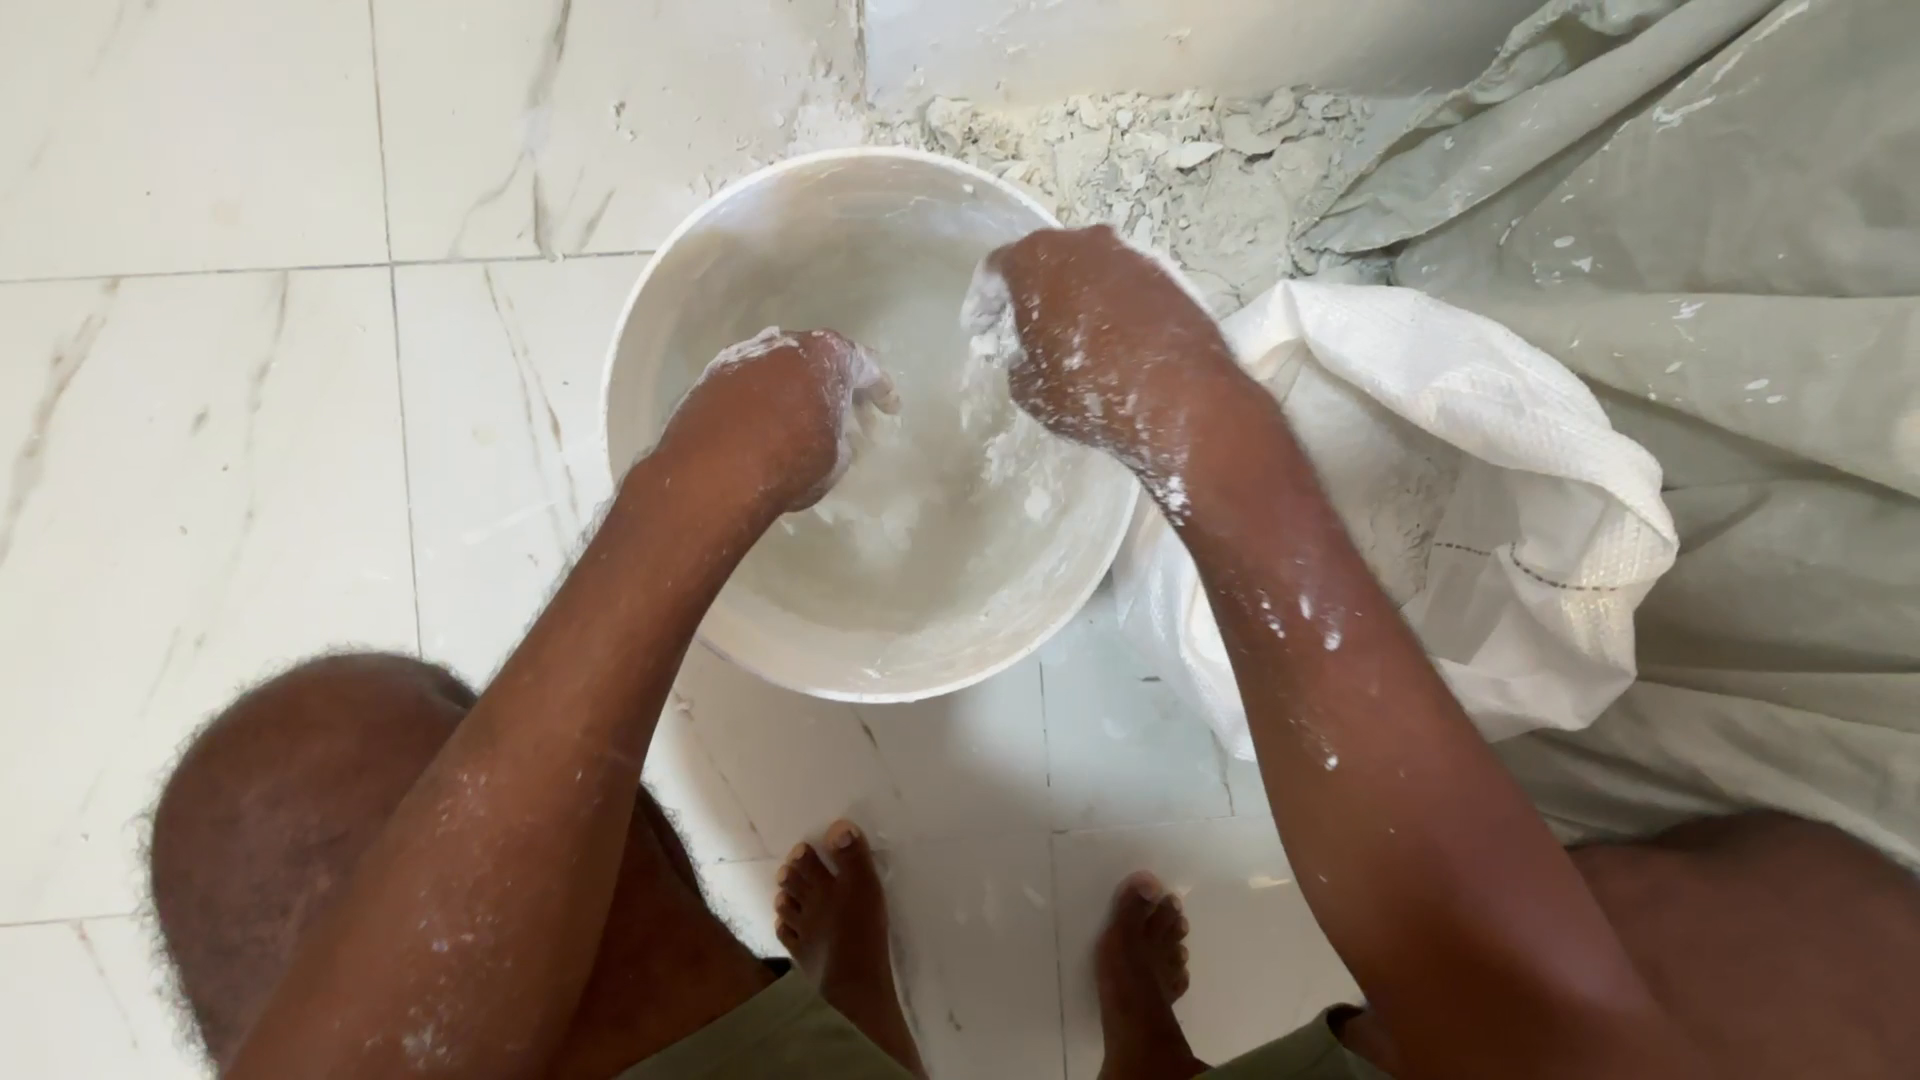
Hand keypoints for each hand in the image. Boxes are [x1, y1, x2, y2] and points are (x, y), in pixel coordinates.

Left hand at [658, 327, 896, 512]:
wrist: (713, 473)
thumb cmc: (791, 462)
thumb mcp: (837, 457)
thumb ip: (842, 435)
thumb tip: (832, 432)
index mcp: (828, 355)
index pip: (865, 366)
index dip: (881, 390)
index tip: (890, 409)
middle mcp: (786, 342)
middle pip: (820, 358)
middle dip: (836, 384)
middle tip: (849, 412)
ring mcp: (744, 354)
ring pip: (781, 366)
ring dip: (796, 387)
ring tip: (802, 416)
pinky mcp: (711, 375)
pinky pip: (751, 382)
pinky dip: (763, 398)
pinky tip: (764, 421)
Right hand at [965, 226, 1248, 495]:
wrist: (1178, 396)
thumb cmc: (1086, 389)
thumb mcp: (1029, 390)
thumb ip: (1018, 362)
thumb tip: (1028, 355)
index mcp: (1036, 259)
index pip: (994, 270)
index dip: (981, 303)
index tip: (978, 330)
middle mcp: (1084, 241)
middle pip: (1044, 263)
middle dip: (1030, 296)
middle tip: (1022, 331)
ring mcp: (1131, 253)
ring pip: (1088, 272)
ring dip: (1074, 300)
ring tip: (1071, 339)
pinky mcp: (1168, 274)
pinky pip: (1124, 288)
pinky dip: (1111, 309)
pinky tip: (1112, 342)